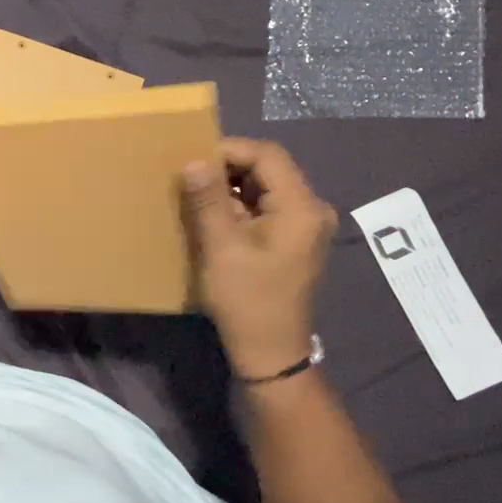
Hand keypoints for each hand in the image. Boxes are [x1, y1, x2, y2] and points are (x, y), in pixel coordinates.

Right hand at [182, 138, 336, 379]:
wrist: (270, 352)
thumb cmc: (247, 300)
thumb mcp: (221, 248)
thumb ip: (209, 201)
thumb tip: (194, 161)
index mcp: (301, 207)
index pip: (267, 155)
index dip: (229, 150)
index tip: (191, 160)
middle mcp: (311, 209)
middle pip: (268, 169)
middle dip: (227, 169)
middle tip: (189, 178)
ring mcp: (305, 226)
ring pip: (265, 188)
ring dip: (231, 189)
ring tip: (196, 198)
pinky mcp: (294, 240)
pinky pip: (266, 208)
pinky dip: (239, 207)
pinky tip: (212, 219)